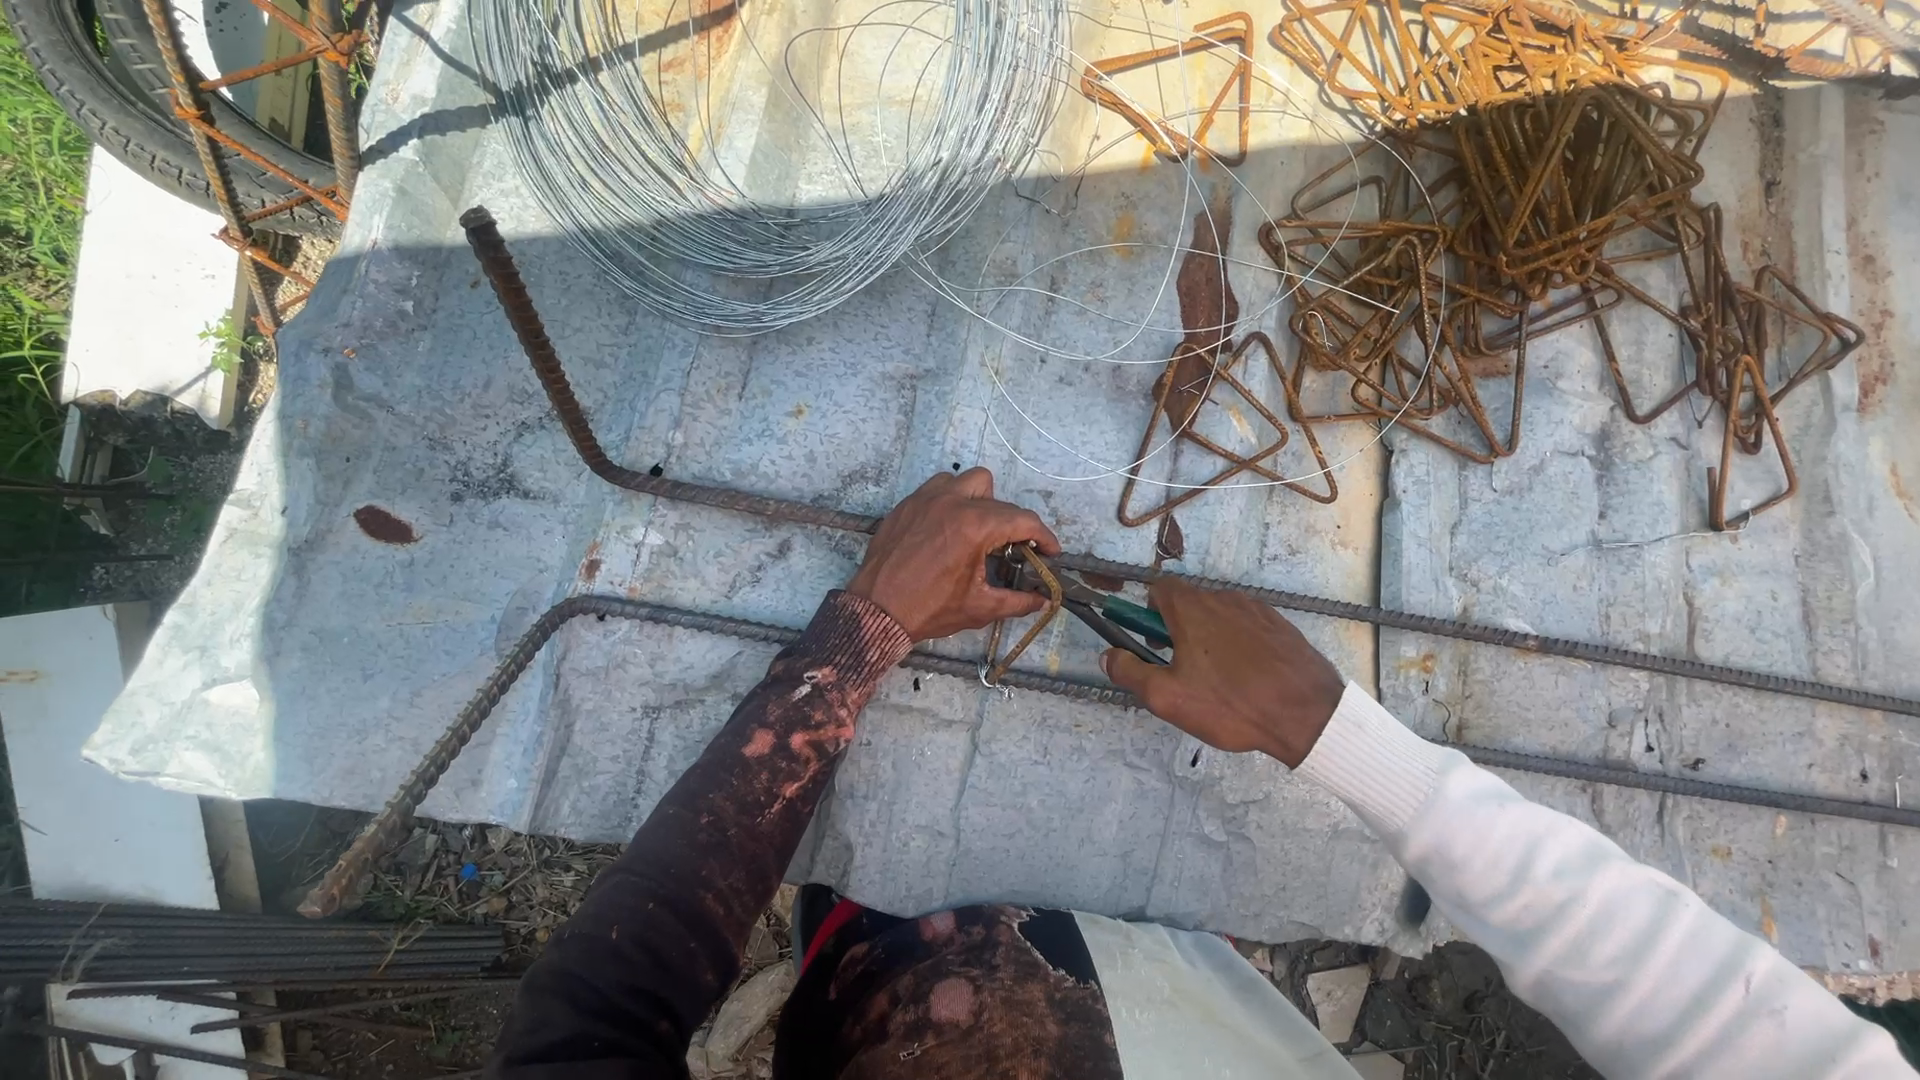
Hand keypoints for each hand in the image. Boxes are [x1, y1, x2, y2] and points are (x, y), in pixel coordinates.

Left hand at [847, 468, 1060, 641]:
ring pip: (965, 481)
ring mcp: (925, 499)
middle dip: (1010, 522)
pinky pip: (936, 489)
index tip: (1050, 551)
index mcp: (974, 526)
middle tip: (1009, 548)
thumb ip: (1018, 601)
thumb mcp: (980, 608)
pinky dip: (950, 502)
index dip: (1044, 536)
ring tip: (976, 530)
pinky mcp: (906, 505)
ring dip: (979, 500)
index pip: (1022, 520)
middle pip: (997, 496)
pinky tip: (948, 530)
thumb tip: (1043, 601)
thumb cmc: (929, 610)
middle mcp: (952, 502)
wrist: (876, 611)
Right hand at [1100, 579, 1344, 767]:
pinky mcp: (1282, 625)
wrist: (1308, 714)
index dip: (1148, 612)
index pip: (1159, 588)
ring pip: (1219, 616)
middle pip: (1188, 603)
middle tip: (1183, 670)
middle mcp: (1223, 598)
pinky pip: (1247, 627)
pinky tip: (1248, 678)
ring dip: (1209, 638)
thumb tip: (1108, 656)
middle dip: (1178, 630)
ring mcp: (1256, 610)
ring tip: (1219, 681)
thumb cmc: (1231, 704)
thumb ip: (1130, 672)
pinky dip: (1239, 645)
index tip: (1153, 644)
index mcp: (1191, 609)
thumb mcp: (1167, 697)